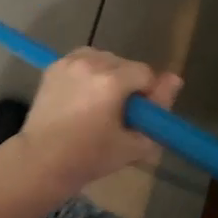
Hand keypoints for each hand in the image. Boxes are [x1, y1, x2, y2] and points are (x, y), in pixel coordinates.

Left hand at [16, 48, 182, 192]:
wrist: (42, 159)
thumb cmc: (90, 157)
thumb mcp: (134, 143)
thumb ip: (158, 110)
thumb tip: (176, 79)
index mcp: (111, 80)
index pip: (145, 73)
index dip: (148, 94)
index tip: (140, 116)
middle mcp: (90, 62)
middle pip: (124, 64)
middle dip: (129, 84)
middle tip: (121, 113)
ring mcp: (68, 62)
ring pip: (103, 58)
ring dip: (109, 74)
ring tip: (102, 102)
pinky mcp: (53, 66)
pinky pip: (82, 60)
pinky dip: (88, 72)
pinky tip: (84, 95)